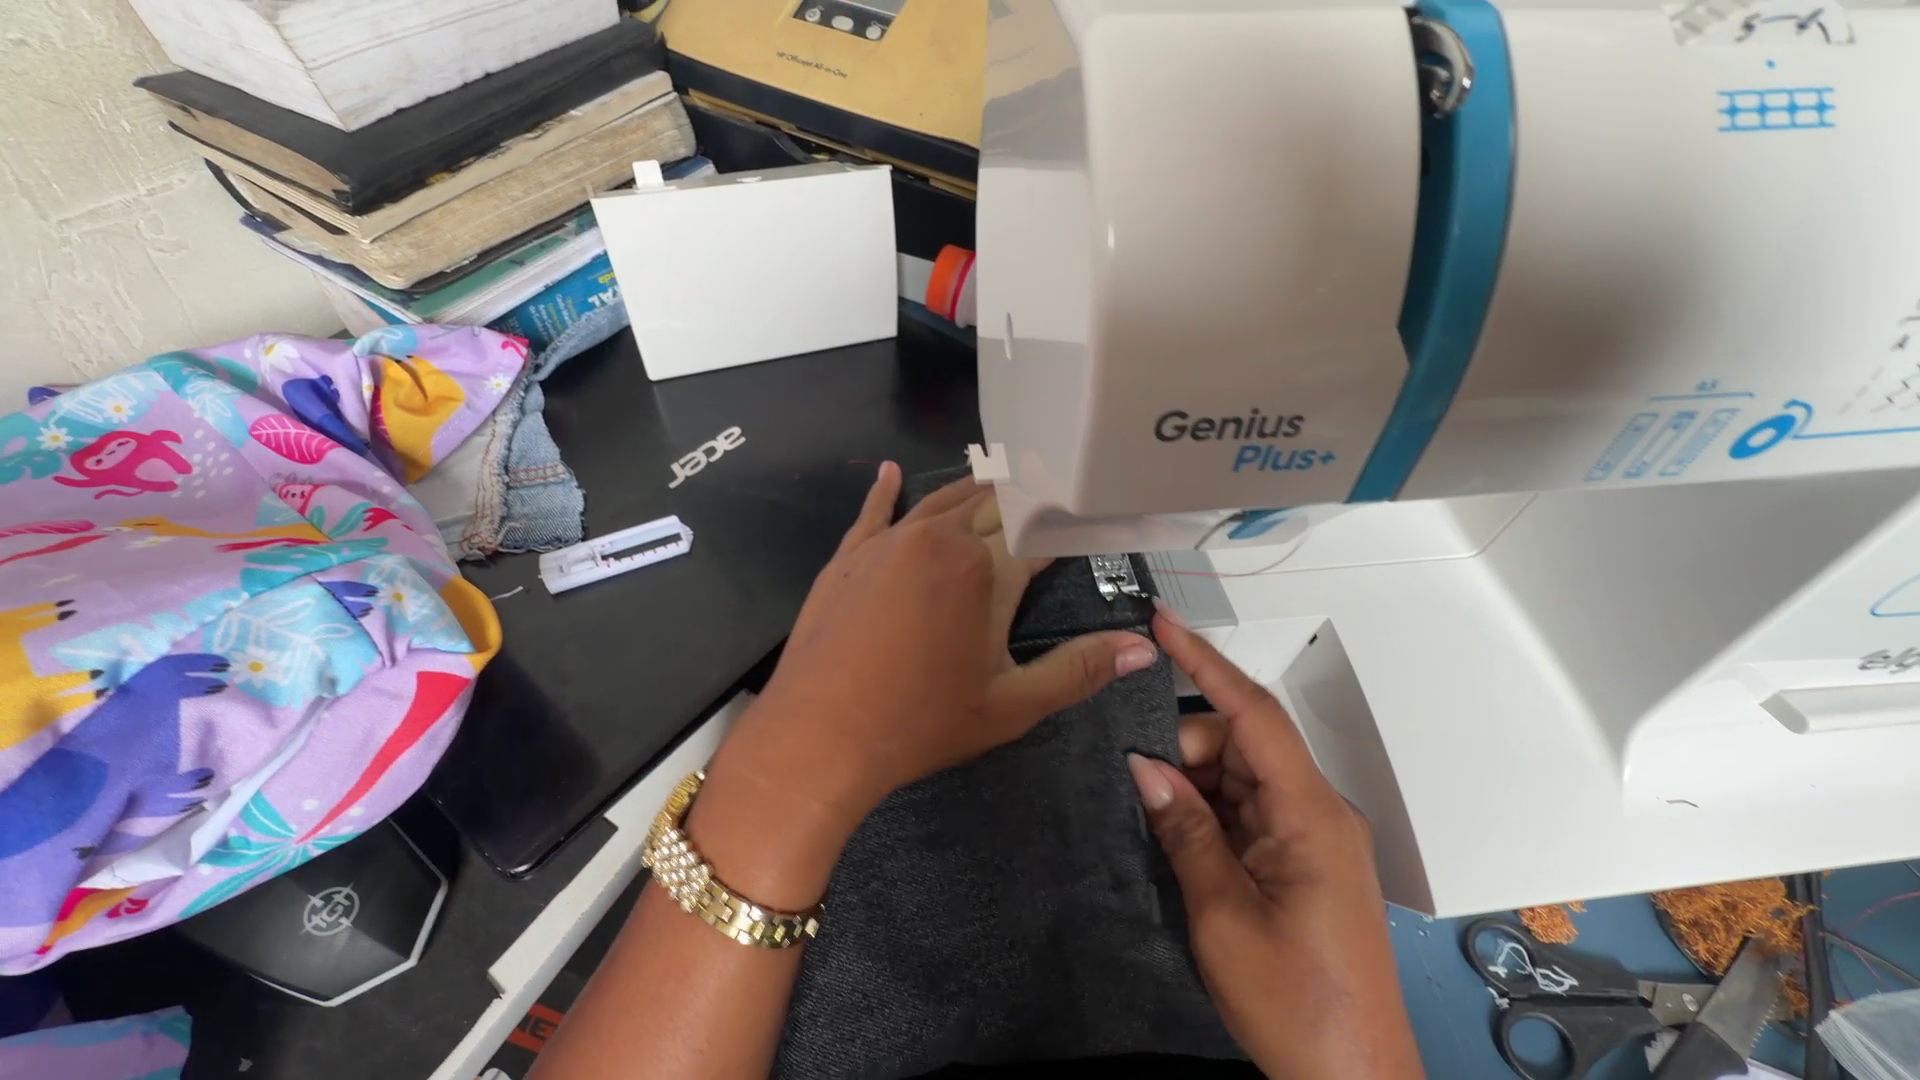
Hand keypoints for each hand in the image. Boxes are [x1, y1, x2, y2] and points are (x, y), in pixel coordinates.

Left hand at [689, 464, 1159, 906]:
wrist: (821, 734)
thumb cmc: (921, 723)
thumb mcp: (1011, 705)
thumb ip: (1079, 670)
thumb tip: (1143, 647)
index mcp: (990, 572)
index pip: (1045, 532)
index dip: (1075, 523)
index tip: (1098, 514)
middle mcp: (944, 541)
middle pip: (996, 504)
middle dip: (1029, 494)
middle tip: (1051, 482)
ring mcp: (891, 543)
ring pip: (942, 500)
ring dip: (974, 487)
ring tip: (998, 470)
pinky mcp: (850, 556)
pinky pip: (874, 511)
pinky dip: (886, 490)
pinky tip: (891, 472)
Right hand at [1127, 609, 1424, 1079]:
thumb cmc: (1300, 1006)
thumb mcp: (1222, 915)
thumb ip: (1184, 830)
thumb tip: (1145, 768)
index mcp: (1309, 815)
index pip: (1254, 713)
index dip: (1205, 662)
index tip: (1164, 626)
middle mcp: (1316, 812)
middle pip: (1239, 742)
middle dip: (1182, 748)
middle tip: (1137, 783)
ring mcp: (1310, 836)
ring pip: (1237, 775)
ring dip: (1193, 786)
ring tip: (1159, 825)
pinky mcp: (1300, 859)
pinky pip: (1245, 809)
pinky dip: (1208, 812)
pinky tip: (1180, 838)